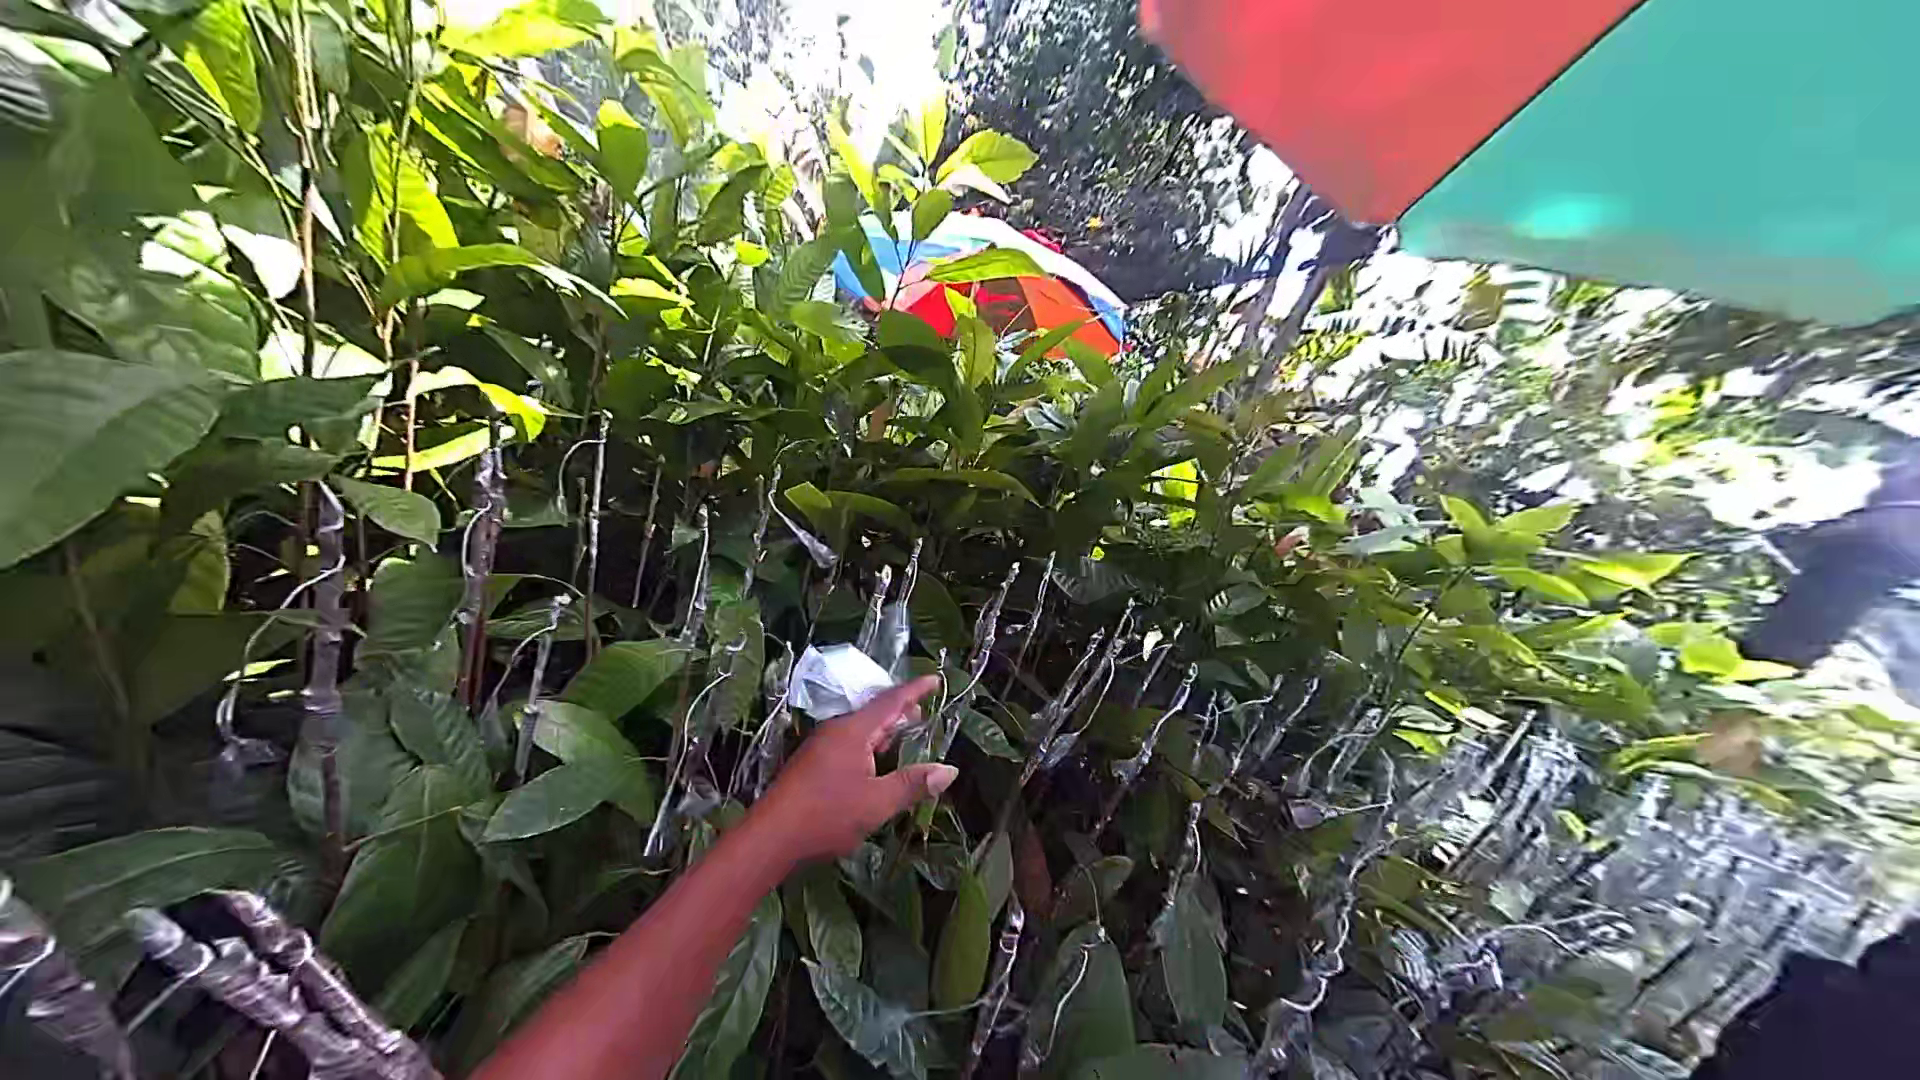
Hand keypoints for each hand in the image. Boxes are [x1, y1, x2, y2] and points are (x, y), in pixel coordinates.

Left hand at [747, 675, 956, 862]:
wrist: (770, 837)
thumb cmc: (826, 815)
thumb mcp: (877, 802)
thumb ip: (913, 784)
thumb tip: (949, 770)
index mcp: (853, 731)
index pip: (891, 702)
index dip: (915, 690)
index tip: (934, 678)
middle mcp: (836, 730)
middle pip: (874, 712)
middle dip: (900, 710)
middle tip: (923, 711)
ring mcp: (821, 746)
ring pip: (860, 729)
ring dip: (884, 730)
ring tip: (902, 734)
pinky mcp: (813, 764)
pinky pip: (849, 742)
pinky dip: (869, 744)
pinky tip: (873, 762)